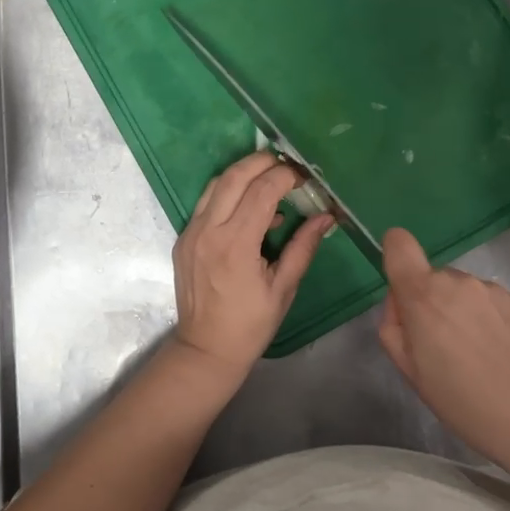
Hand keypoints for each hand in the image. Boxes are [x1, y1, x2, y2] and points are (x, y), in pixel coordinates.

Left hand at [171, 152, 333, 377]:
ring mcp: (191, 233)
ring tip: (268, 176)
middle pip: (233, 177)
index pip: (261, 192)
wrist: (206, 348)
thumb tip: (326, 216)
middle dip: (260, 162)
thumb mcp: (283, 287)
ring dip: (241, 174)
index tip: (303, 175)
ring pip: (215, 185)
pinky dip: (227, 194)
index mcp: (236, 244)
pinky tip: (248, 206)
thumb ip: (303, 247)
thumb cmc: (250, 324)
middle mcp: (208, 231)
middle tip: (285, 162)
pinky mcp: (183, 238)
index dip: (284, 176)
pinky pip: (205, 204)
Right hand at [376, 227, 509, 469]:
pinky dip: (493, 325)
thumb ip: (393, 328)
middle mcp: (459, 282)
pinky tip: (507, 360)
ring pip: (465, 293)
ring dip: (464, 315)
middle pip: (433, 278)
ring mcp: (496, 291)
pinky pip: (494, 306)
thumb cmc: (467, 404)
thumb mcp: (410, 374)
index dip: (396, 258)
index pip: (398, 243)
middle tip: (445, 351)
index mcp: (424, 295)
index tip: (404, 295)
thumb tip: (402, 307)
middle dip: (432, 304)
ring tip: (482, 360)